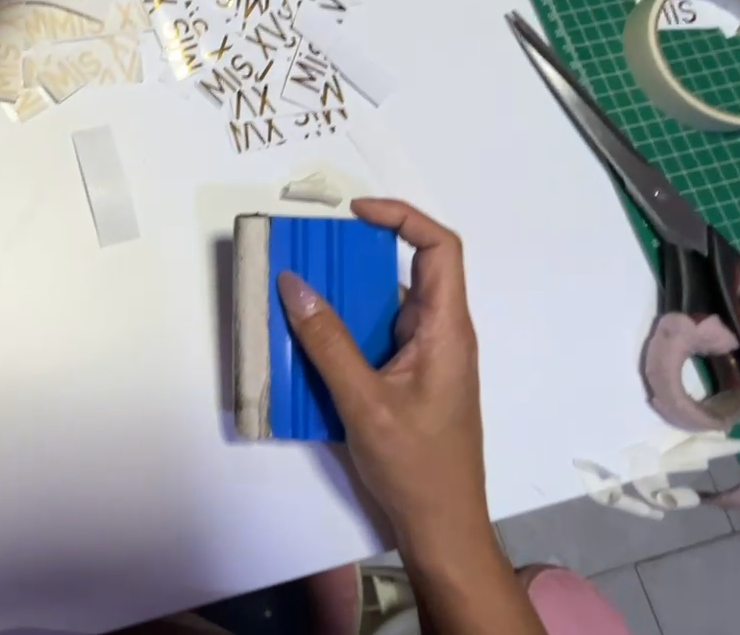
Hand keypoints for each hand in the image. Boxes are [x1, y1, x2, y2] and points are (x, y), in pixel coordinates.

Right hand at [277, 199, 488, 547]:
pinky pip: (372, 330)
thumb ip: (327, 341)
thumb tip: (293, 283)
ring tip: (295, 286)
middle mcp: (438, 332)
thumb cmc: (417, 465)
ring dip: (342, 289)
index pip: (440, 249)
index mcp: (446, 330)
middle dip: (356, 251)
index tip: (353, 212)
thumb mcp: (365, 402)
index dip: (401, 217)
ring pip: (384, 300)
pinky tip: (304, 333)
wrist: (440, 526)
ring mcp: (422, 354)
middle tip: (307, 249)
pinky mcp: (404, 372)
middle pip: (408, 267)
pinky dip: (340, 321)